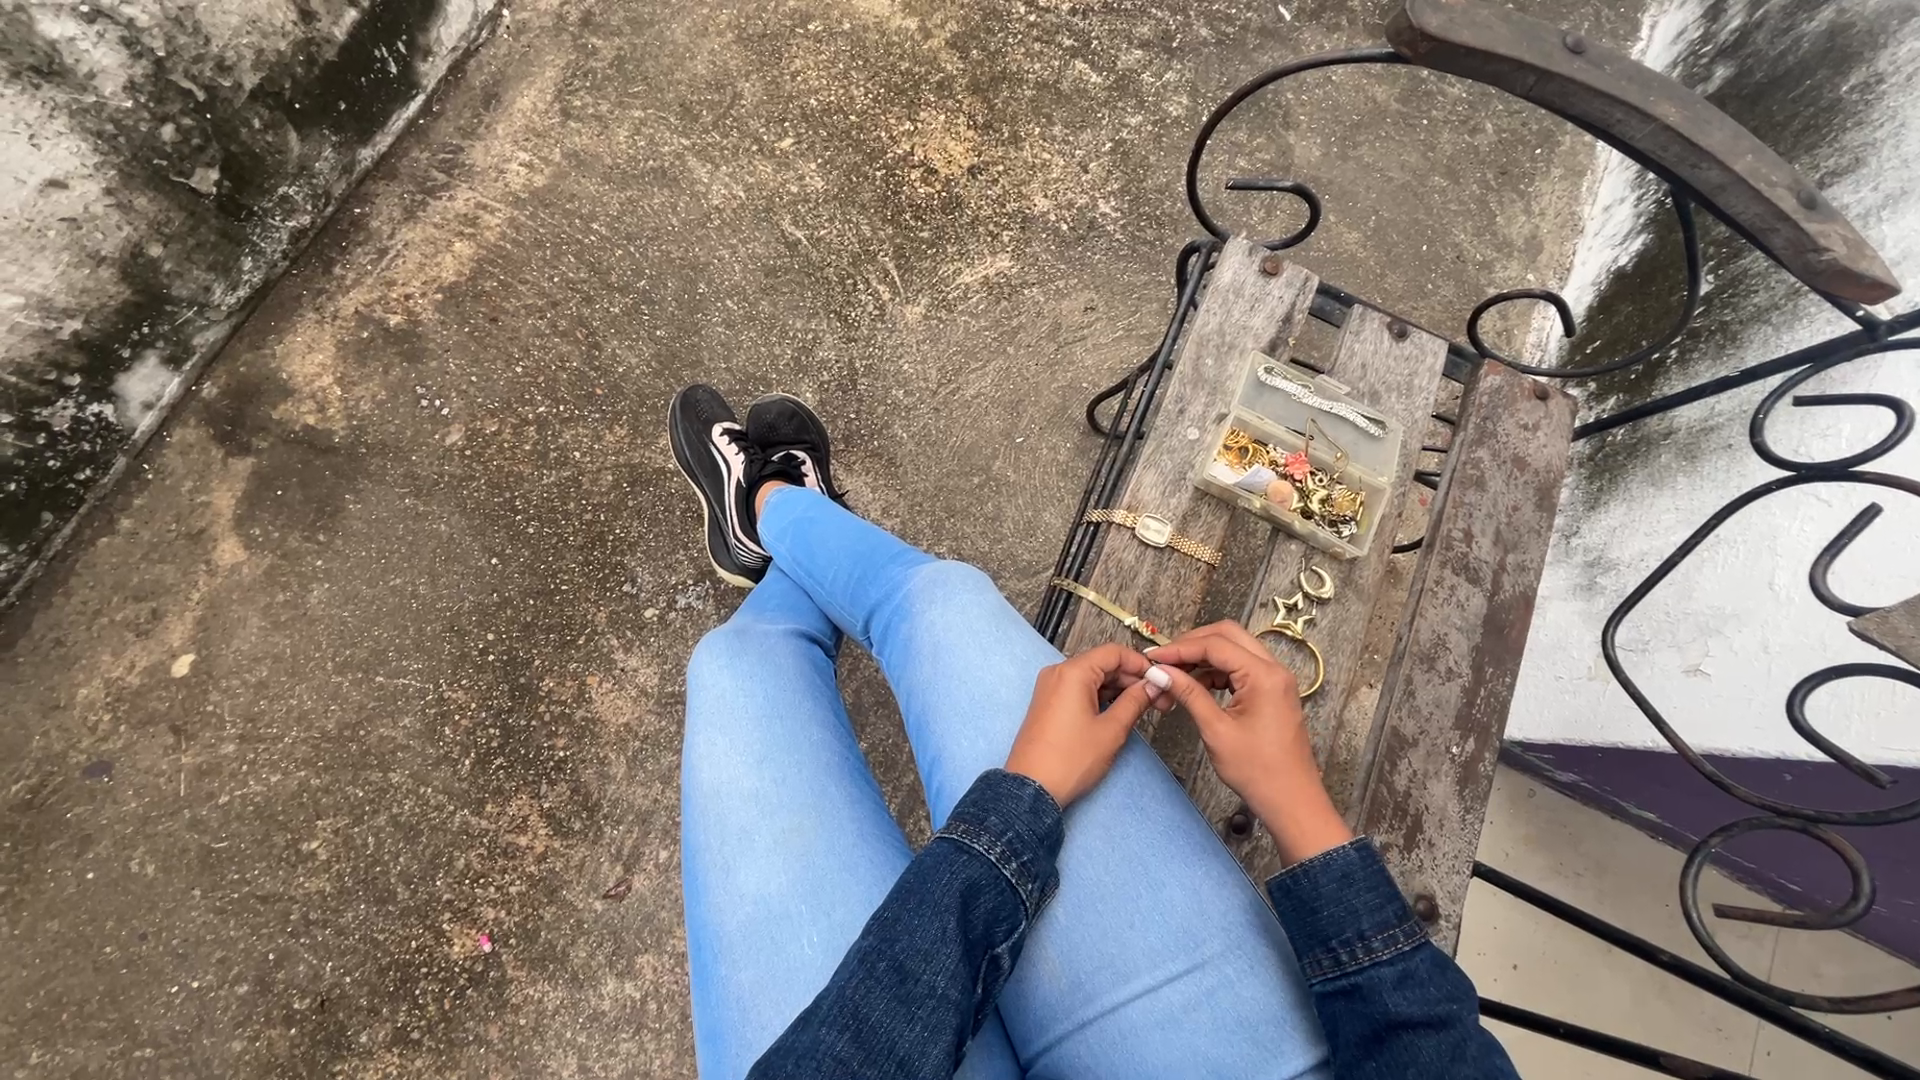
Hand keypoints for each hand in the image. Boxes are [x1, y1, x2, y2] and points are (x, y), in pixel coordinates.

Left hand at [1005, 644, 1156, 806]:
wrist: (1032, 788)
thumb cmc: (1068, 761)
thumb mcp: (1111, 730)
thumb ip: (1135, 702)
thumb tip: (1151, 686)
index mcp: (1072, 672)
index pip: (1113, 652)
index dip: (1141, 664)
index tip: (1159, 679)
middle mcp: (1058, 673)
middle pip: (1103, 663)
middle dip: (1132, 679)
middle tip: (1157, 699)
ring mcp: (1051, 687)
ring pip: (1092, 677)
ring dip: (1118, 689)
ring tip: (1143, 707)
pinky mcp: (1049, 703)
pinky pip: (1080, 689)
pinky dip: (1101, 697)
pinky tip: (1119, 711)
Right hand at [1145, 621, 1353, 864]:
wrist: (1292, 802)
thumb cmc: (1256, 771)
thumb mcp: (1215, 730)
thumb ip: (1188, 693)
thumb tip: (1159, 672)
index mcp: (1264, 675)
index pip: (1215, 645)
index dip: (1180, 648)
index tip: (1153, 658)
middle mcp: (1274, 669)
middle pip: (1228, 635)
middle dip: (1193, 642)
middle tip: (1165, 659)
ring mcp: (1275, 679)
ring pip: (1234, 649)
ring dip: (1204, 656)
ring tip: (1175, 675)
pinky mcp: (1272, 691)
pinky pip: (1240, 667)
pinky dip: (1216, 670)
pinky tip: (1195, 686)